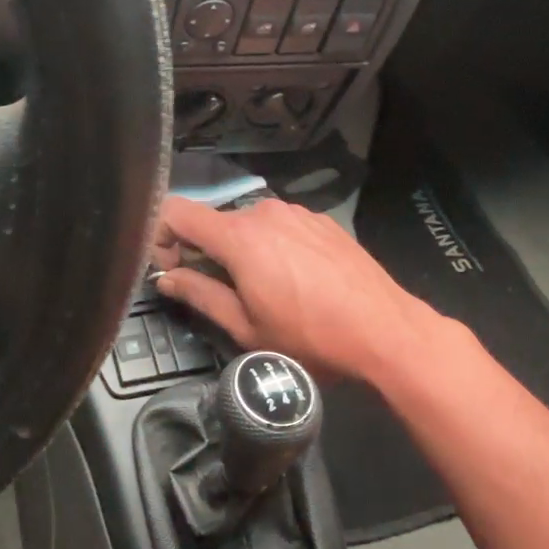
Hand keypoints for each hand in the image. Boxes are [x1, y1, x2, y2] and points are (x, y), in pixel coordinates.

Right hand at [151, 195, 458, 380]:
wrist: (387, 332)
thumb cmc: (311, 337)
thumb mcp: (246, 328)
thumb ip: (200, 295)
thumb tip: (167, 278)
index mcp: (239, 236)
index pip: (176, 211)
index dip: (161, 236)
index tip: (174, 270)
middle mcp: (263, 212)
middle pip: (214, 221)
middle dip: (205, 252)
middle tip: (222, 293)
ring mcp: (296, 212)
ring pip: (248, 225)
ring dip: (241, 251)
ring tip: (265, 291)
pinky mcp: (320, 221)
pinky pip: (280, 226)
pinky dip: (273, 247)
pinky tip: (296, 281)